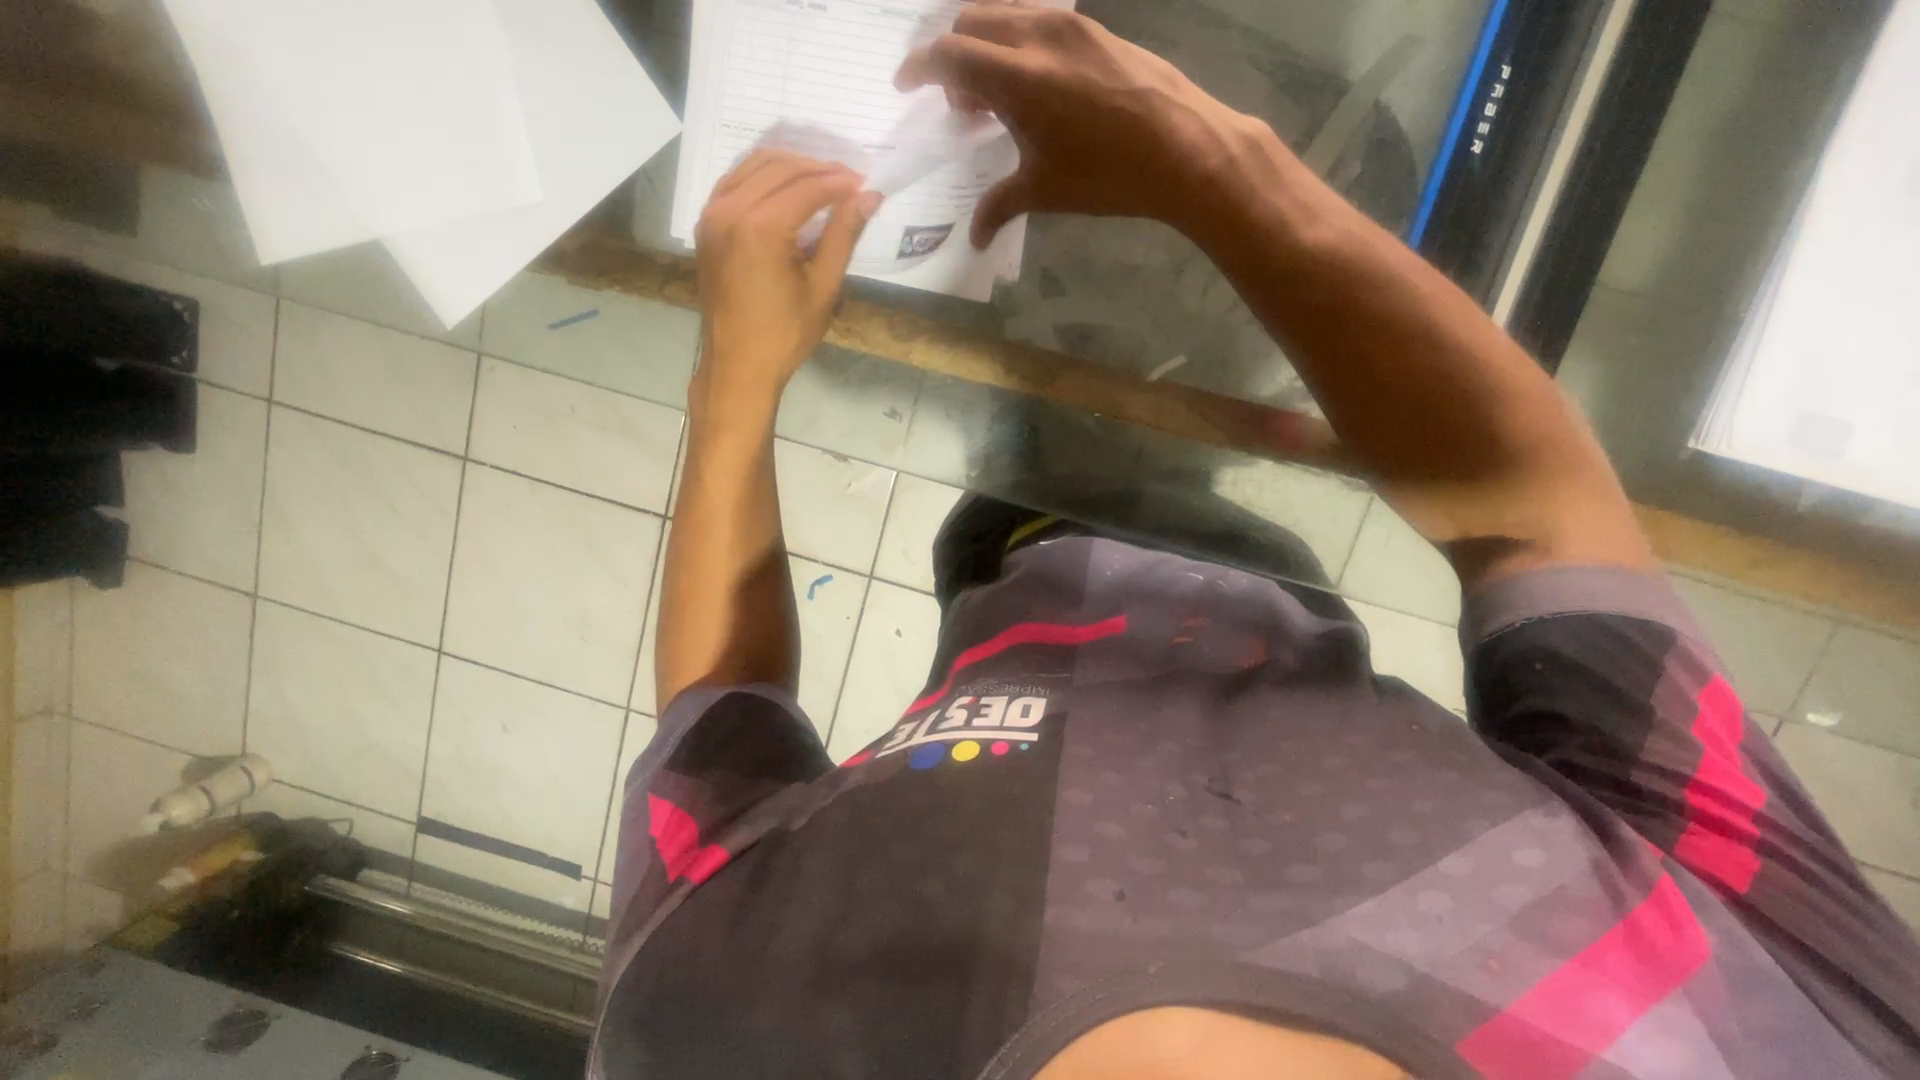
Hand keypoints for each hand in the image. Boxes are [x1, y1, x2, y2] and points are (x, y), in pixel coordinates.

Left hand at [695, 150, 881, 395]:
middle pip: (780, 168)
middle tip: (848, 180)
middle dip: (817, 169)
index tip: (865, 184)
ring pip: (754, 166)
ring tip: (822, 180)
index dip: (839, 183)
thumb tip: (869, 197)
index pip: (807, 187)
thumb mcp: (823, 287)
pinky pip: (734, 181)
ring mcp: (712, 215)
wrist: (737, 365)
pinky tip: (785, 187)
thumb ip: (844, 235)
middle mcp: (730, 211)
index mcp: (760, 228)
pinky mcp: (706, 224)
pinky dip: (762, 176)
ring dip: (790, 166)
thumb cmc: (785, 335)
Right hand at [896, 2, 1261, 246]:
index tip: (906, 86)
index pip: (947, 54)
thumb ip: (999, 205)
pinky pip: (1038, 20)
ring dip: (985, 45)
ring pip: (1005, 14)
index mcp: (1015, 76)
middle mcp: (1037, 36)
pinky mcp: (1096, 29)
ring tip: (994, 95)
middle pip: (970, 22)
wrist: (1187, 149)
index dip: (918, 68)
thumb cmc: (1108, 175)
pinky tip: (1033, 84)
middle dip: (950, 55)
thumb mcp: (1045, 191)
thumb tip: (975, 239)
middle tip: (957, 102)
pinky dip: (1018, 41)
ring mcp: (1070, 25)